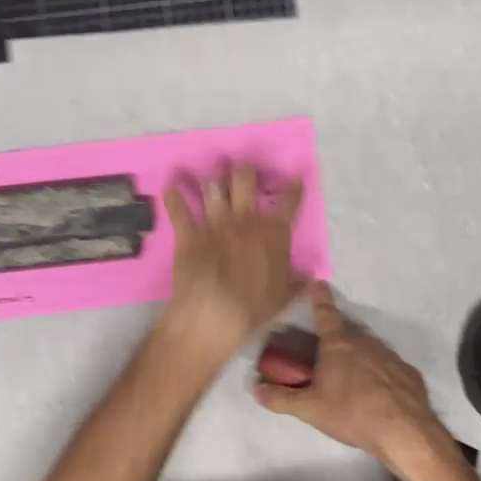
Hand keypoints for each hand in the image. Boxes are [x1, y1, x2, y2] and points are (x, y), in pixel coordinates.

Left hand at [158, 162, 304, 358]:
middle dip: (244, 169)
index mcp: (273, 232)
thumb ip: (296, 281)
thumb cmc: (253, 307)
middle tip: (242, 168)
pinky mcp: (189, 233)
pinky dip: (173, 193)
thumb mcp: (283, 296)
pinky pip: (179, 207)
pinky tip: (171, 182)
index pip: (289, 201)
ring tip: (212, 174)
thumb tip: (309, 277)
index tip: (295, 179)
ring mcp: (214, 222)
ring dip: (212, 178)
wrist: (214, 313)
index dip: (293, 188)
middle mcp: (245, 219)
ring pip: (213, 187)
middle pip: (245, 178)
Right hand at [254, 282, 457, 471]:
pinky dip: (380, 377)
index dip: (319, 299)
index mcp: (339, 346)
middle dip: (337, 343)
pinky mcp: (409, 374)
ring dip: (359, 361)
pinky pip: (389, 370)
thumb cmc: (351, 413)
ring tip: (352, 383)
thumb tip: (257, 390)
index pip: (325, 315)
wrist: (404, 432)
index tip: (318, 282)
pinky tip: (378, 396)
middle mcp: (366, 343)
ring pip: (369, 352)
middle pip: (347, 337)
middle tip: (327, 358)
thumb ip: (281, 398)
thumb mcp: (309, 409)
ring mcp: (391, 357)